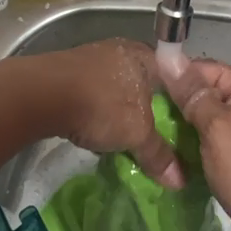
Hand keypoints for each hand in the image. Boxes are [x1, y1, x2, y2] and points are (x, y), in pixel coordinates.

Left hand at [31, 38, 182, 188]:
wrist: (44, 93)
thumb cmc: (101, 104)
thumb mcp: (137, 134)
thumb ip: (158, 154)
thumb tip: (180, 180)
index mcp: (147, 56)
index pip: (176, 77)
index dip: (183, 101)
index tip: (187, 125)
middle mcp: (125, 50)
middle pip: (148, 81)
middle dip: (152, 107)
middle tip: (159, 135)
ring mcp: (97, 58)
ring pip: (122, 87)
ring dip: (125, 108)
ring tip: (129, 135)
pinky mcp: (73, 71)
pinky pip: (99, 91)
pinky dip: (103, 108)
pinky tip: (100, 127)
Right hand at [159, 58, 230, 230]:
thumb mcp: (215, 125)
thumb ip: (192, 93)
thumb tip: (169, 57)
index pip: (203, 68)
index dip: (175, 77)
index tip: (144, 90)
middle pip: (204, 94)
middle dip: (177, 106)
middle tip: (145, 118)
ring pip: (205, 121)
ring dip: (184, 130)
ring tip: (155, 138)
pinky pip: (211, 143)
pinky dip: (195, 148)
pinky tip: (174, 158)